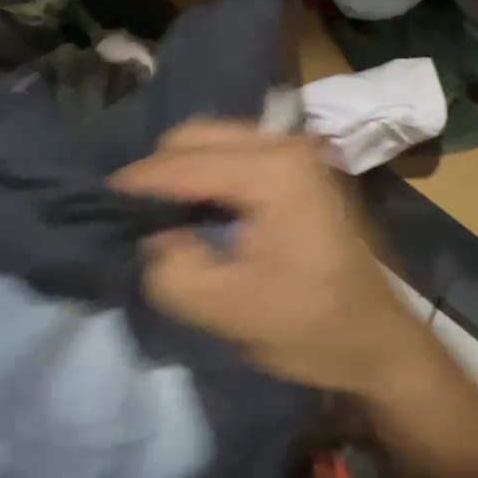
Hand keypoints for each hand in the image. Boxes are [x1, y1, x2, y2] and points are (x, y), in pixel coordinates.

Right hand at [111, 121, 434, 398]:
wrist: (380, 342)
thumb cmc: (311, 327)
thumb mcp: (230, 311)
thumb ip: (174, 271)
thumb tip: (152, 238)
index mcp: (274, 170)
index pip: (184, 162)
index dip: (137, 184)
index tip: (98, 204)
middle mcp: (286, 144)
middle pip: (198, 135)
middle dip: (160, 171)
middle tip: (133, 216)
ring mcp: (297, 152)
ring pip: (215, 140)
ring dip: (183, 171)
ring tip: (159, 215)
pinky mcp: (299, 168)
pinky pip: (235, 154)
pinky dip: (207, 175)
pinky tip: (195, 211)